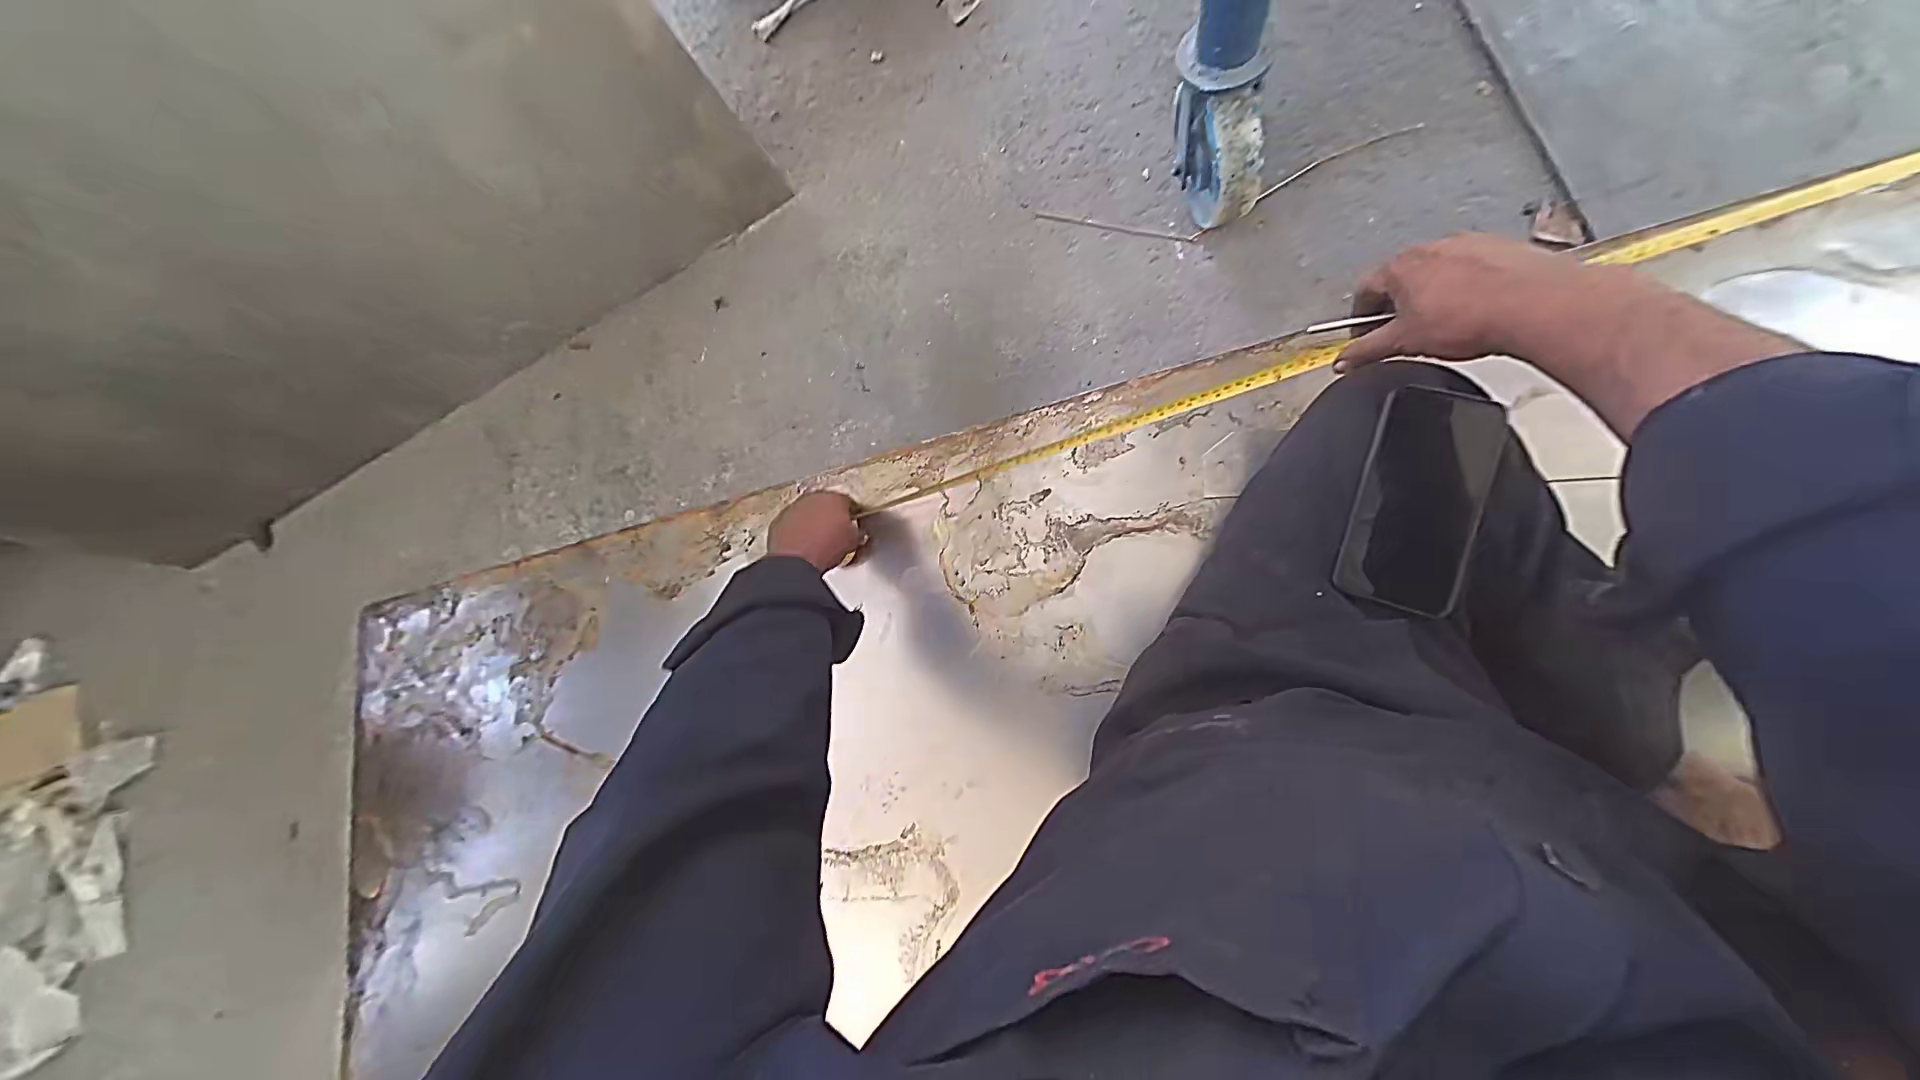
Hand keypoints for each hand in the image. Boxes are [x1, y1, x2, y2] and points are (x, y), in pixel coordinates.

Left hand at [767, 491, 865, 572]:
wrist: (796, 562)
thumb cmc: (826, 549)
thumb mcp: (854, 541)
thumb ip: (857, 531)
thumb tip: (857, 533)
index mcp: (835, 497)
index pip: (848, 502)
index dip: (852, 515)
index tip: (853, 526)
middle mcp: (812, 498)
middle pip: (825, 504)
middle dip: (830, 517)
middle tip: (836, 535)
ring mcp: (793, 509)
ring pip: (806, 513)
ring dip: (812, 524)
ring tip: (819, 543)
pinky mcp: (778, 522)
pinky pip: (792, 525)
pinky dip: (797, 532)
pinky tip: (803, 547)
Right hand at [1336, 233, 1798, 435]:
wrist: (1538, 306)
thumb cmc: (1473, 317)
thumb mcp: (1403, 342)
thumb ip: (1366, 352)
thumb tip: (1344, 362)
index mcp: (1402, 265)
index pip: (1364, 290)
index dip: (1360, 318)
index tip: (1365, 336)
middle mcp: (1434, 247)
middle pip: (1400, 279)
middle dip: (1396, 306)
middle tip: (1402, 333)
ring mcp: (1471, 245)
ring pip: (1438, 273)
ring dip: (1433, 297)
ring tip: (1443, 326)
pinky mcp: (1503, 250)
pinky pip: (1472, 272)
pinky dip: (1466, 291)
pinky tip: (1474, 314)